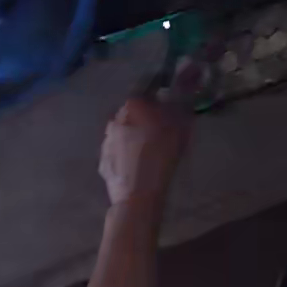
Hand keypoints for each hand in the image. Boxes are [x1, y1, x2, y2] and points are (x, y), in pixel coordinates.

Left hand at [98, 94, 188, 210]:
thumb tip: (182, 91)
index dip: (158, 101)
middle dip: (144, 120)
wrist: (138, 195)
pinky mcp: (103, 162)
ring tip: (148, 153)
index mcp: (133, 104)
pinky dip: (125, 157)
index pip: (147, 94)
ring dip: (133, 138)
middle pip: (133, 113)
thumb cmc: (161, 155)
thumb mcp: (180, 126)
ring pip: (123, 133)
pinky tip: (137, 168)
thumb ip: (180, 104)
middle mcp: (115, 118)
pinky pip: (117, 153)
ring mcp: (106, 141)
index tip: (167, 111)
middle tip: (159, 133)